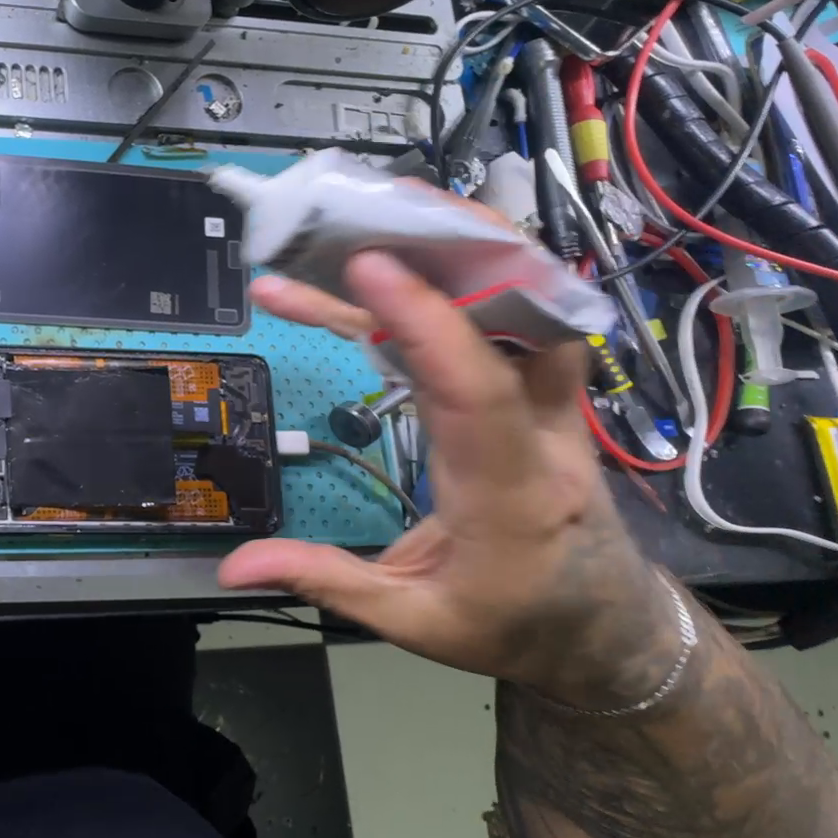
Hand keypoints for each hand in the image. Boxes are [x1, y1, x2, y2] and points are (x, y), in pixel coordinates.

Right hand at [220, 252, 677, 708]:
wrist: (607, 631)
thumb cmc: (512, 625)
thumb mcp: (414, 621)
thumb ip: (325, 581)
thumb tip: (230, 567)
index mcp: (512, 492)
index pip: (477, 389)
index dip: (427, 322)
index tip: (370, 265)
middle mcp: (542, 432)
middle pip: (530, 318)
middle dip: (464, 250)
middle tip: (381, 205)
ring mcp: (547, 409)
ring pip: (522, 308)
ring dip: (453, 255)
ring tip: (361, 223)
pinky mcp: (531, 399)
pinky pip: (495, 330)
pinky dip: (432, 298)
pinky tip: (357, 288)